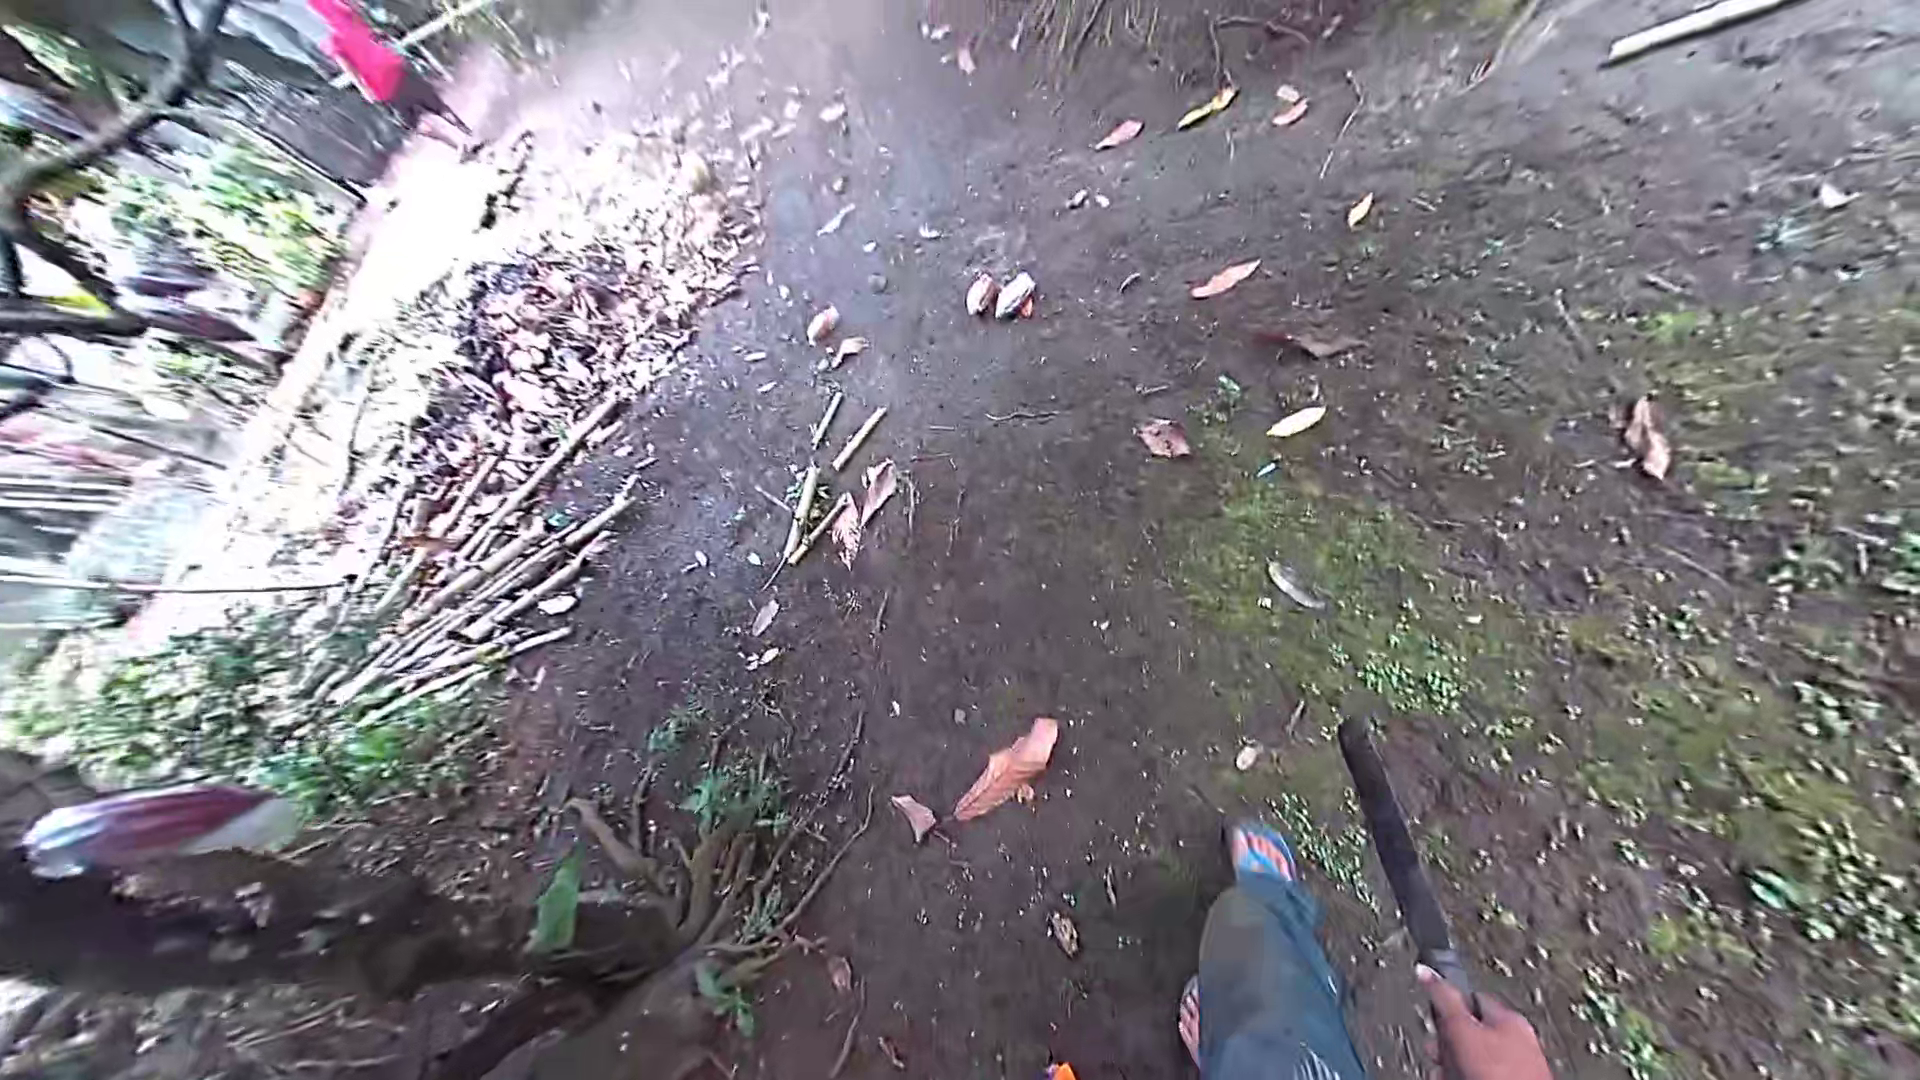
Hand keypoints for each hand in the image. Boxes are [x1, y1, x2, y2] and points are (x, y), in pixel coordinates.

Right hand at [1416, 964, 1552, 1079]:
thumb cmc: (1499, 1073)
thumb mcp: (1460, 1026)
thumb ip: (1442, 995)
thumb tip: (1426, 971)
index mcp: (1512, 1019)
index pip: (1469, 996)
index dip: (1446, 1003)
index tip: (1433, 1014)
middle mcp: (1519, 1042)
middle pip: (1467, 1028)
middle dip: (1445, 1038)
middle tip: (1437, 1050)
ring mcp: (1518, 1068)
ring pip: (1471, 1053)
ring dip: (1450, 1058)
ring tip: (1443, 1069)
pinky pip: (1479, 1071)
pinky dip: (1462, 1073)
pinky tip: (1453, 1077)